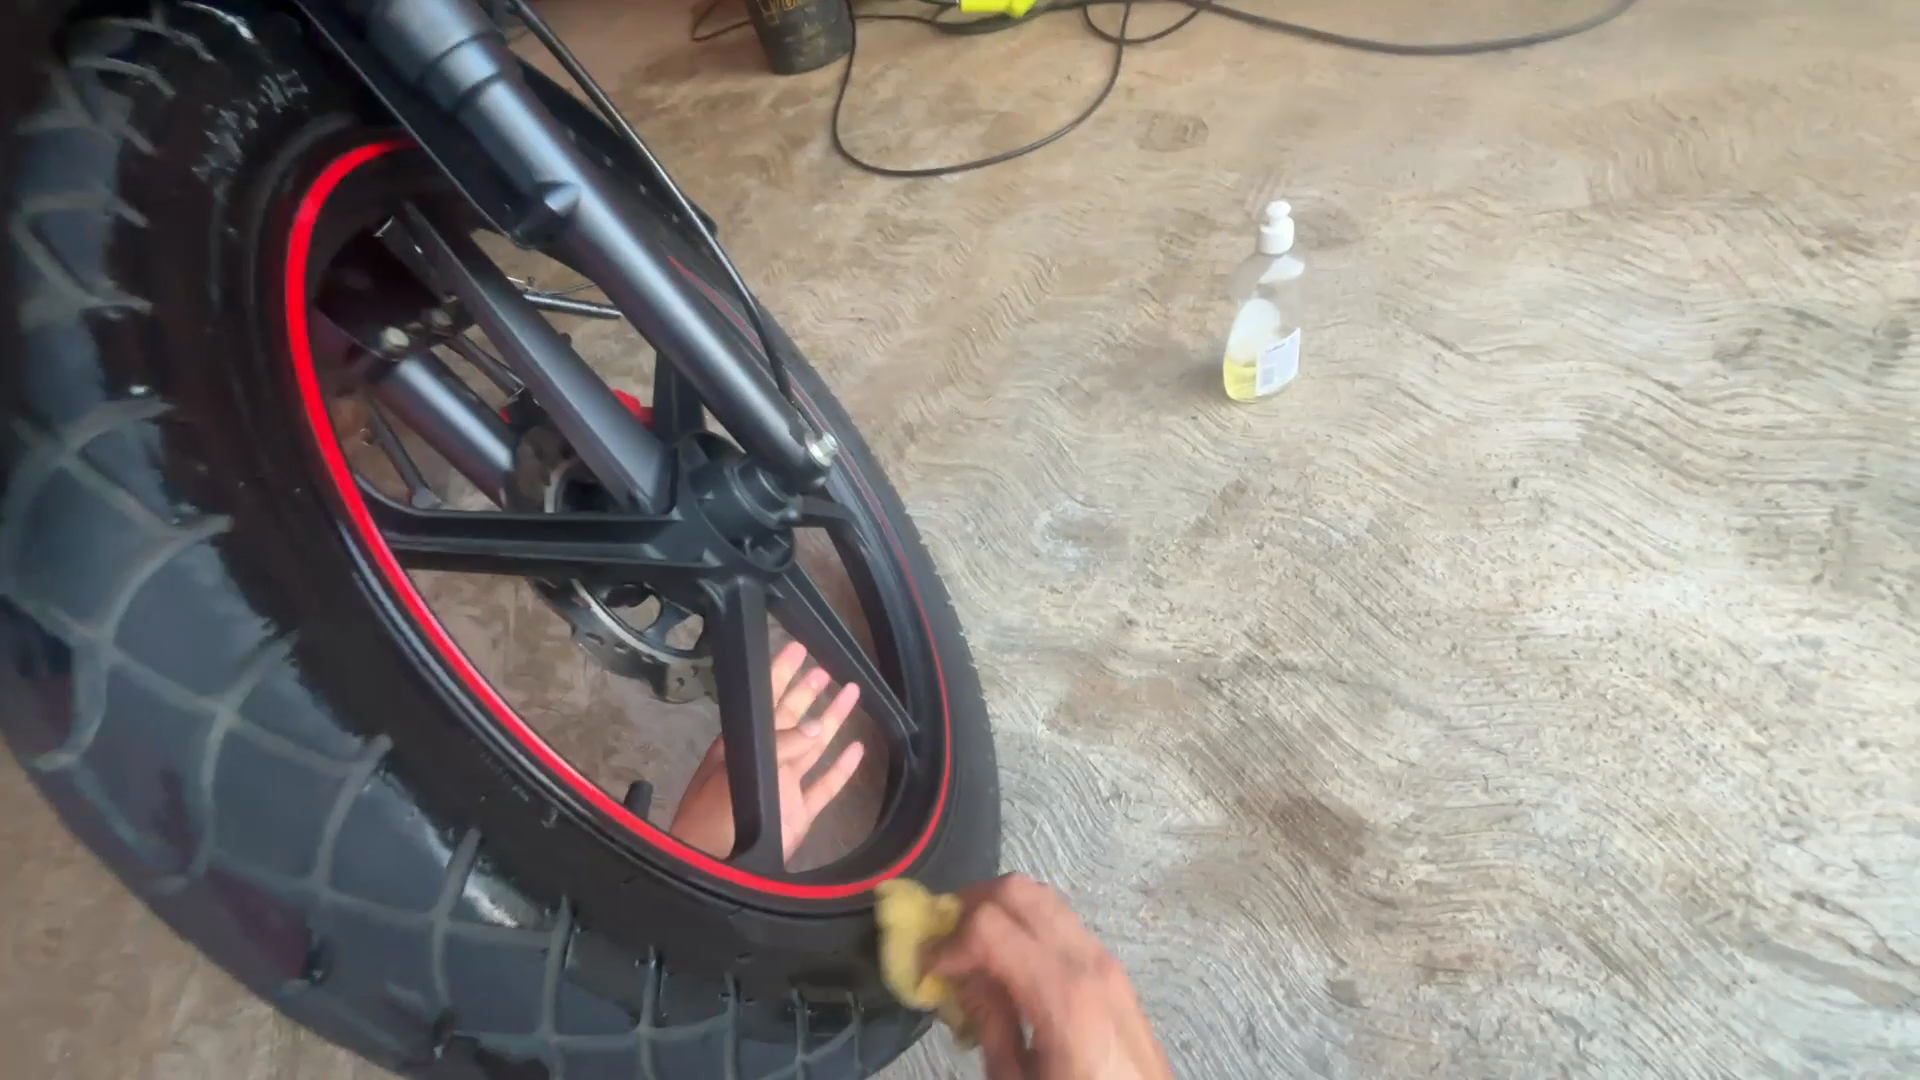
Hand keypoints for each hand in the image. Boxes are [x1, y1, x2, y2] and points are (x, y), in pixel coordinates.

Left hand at [668, 641, 865, 861]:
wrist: (716, 870)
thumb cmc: (717, 816)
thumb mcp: (743, 771)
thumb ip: (782, 747)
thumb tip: (820, 727)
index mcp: (743, 745)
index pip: (766, 699)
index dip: (782, 673)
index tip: (798, 649)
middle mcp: (766, 760)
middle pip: (793, 717)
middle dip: (808, 690)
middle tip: (826, 667)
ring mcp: (784, 787)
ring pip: (814, 746)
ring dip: (832, 719)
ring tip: (851, 692)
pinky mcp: (799, 814)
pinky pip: (824, 786)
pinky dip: (841, 769)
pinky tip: (856, 749)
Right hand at [929, 874, 1172, 1079]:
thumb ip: (988, 1023)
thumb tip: (960, 976)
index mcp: (1064, 995)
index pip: (990, 925)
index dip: (948, 941)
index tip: (927, 968)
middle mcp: (1088, 961)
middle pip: (1018, 891)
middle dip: (971, 906)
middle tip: (944, 941)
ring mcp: (1106, 959)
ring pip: (1042, 896)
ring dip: (1000, 909)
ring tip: (973, 948)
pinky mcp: (1113, 969)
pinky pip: (1062, 922)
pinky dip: (1027, 924)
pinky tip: (1010, 962)